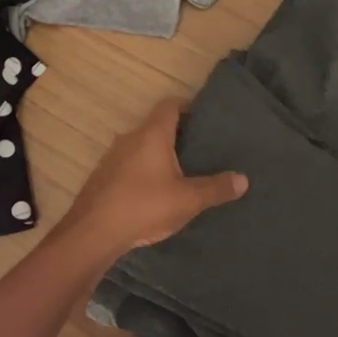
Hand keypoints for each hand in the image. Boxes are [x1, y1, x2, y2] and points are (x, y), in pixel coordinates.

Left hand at [51, 99, 246, 259]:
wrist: (94, 231)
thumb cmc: (144, 206)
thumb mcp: (187, 199)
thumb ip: (216, 188)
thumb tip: (243, 180)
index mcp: (151, 134)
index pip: (170, 105)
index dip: (188, 106)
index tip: (205, 118)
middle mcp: (129, 139)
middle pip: (155, 126)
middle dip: (177, 135)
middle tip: (200, 149)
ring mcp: (112, 158)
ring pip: (140, 147)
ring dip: (158, 155)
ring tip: (181, 172)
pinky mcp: (103, 177)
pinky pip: (128, 165)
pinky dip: (143, 171)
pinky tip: (154, 192)